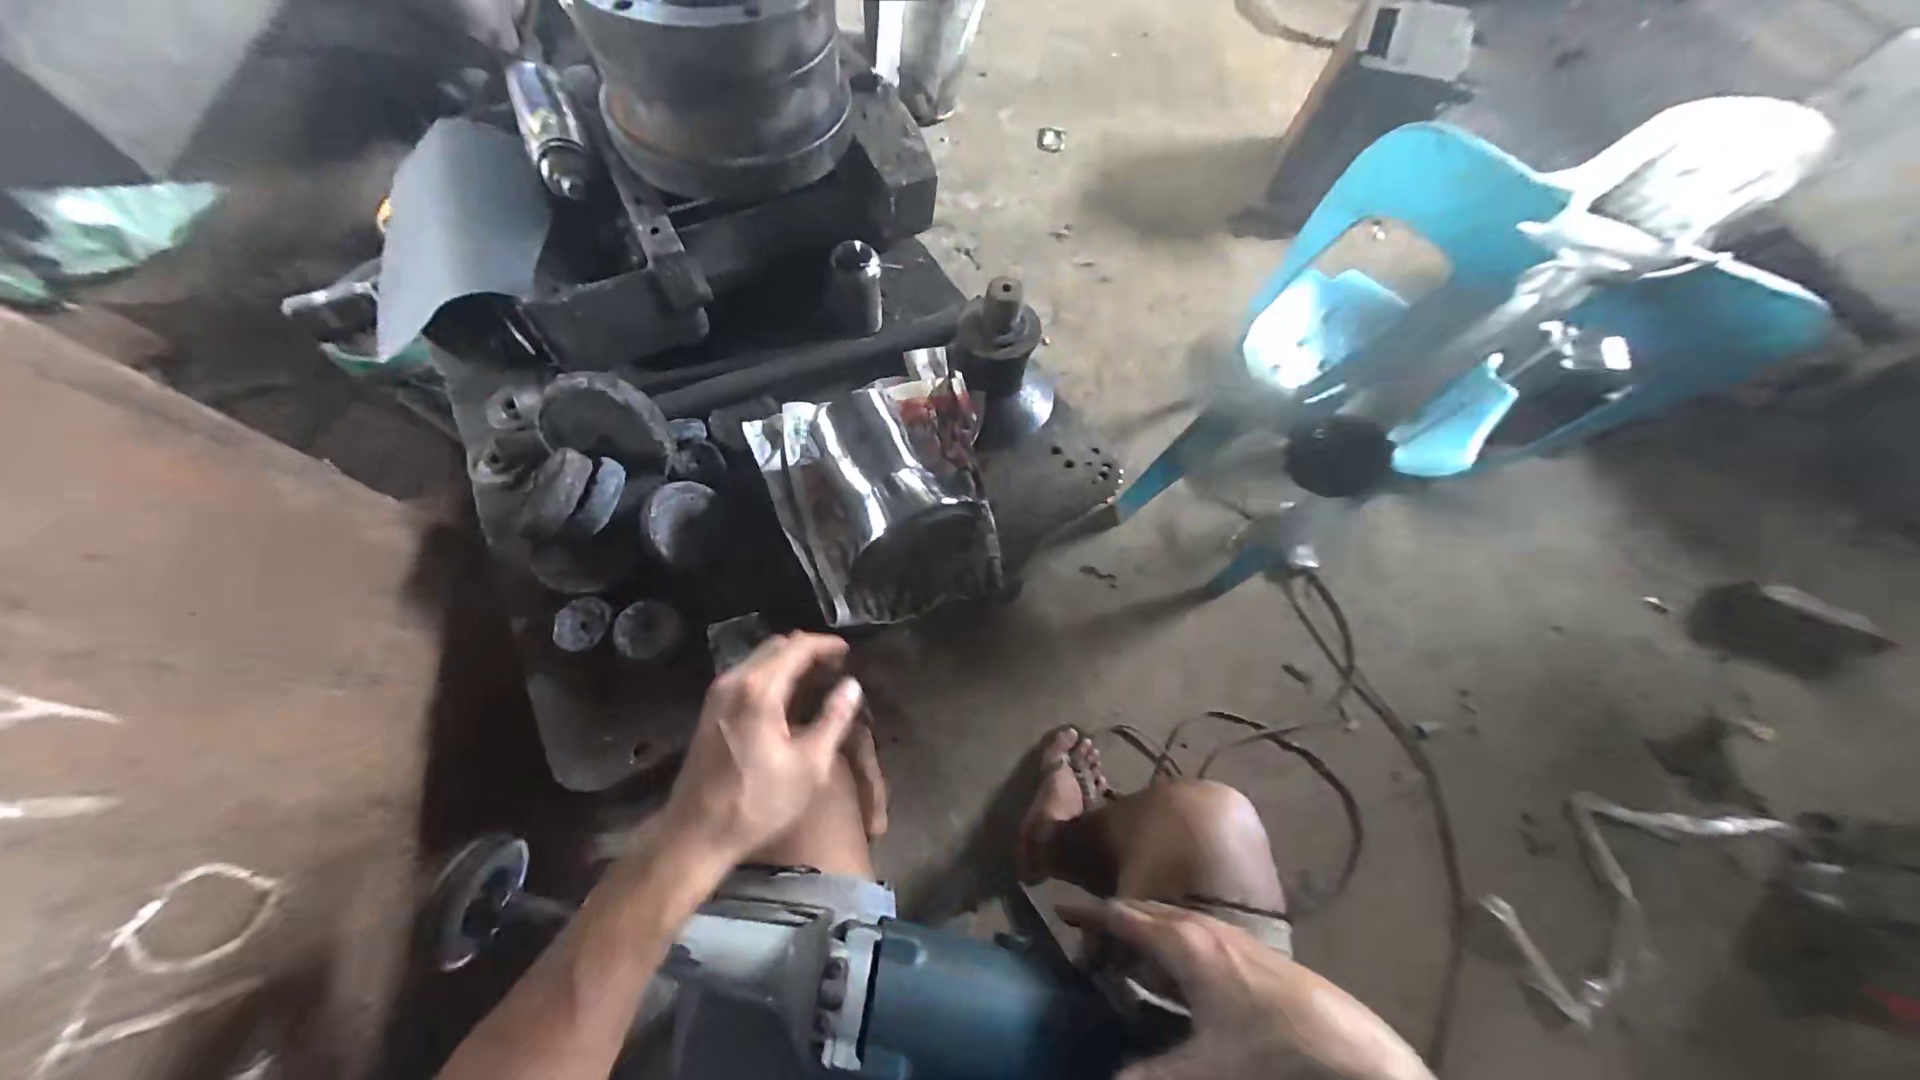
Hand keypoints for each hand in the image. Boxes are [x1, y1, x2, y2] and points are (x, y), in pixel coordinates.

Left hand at [658, 632, 864, 862]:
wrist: (694, 834)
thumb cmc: (756, 803)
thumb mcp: (809, 766)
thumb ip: (833, 719)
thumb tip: (851, 685)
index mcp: (759, 690)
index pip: (798, 646)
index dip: (827, 644)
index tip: (849, 653)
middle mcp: (734, 681)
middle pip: (777, 645)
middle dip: (809, 650)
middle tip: (837, 667)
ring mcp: (718, 693)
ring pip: (760, 658)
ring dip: (789, 662)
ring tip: (817, 681)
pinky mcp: (710, 708)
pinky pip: (747, 675)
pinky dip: (772, 675)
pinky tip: (788, 698)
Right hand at [1063, 900, 1433, 1079]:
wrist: (1358, 1054)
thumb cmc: (1274, 1051)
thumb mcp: (1206, 1070)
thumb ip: (1150, 1077)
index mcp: (1185, 943)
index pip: (1123, 917)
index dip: (1090, 913)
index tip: (1060, 905)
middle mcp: (1205, 929)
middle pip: (1147, 912)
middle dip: (1115, 918)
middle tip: (1087, 932)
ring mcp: (1234, 938)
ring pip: (1175, 923)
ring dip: (1145, 932)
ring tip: (1126, 953)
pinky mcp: (1255, 955)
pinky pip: (1196, 936)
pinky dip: (1172, 946)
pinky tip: (1180, 979)